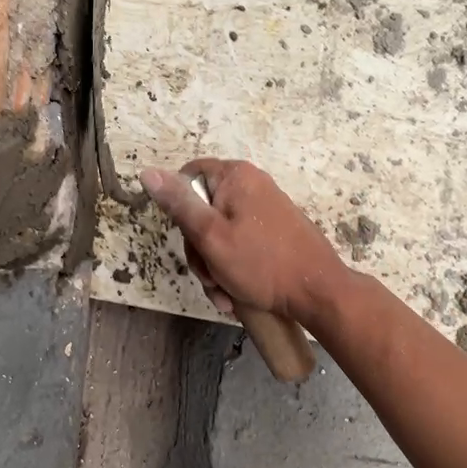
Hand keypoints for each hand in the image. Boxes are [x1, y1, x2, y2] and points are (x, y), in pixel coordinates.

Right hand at [140, 159, 348, 322]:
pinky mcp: (274, 231)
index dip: (179, 206)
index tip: (186, 234)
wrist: (319, 293)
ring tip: (224, 293)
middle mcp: (251, 185)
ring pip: (219, 234)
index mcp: (236, 176)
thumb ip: (178, 203)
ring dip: (214, 267)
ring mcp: (264, 209)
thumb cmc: (261, 263)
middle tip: (208, 275)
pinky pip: (240, 245)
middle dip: (199, 250)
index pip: (188, 176)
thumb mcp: (210, 235)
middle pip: (202, 210)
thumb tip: (147, 172)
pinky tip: (235, 295)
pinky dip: (233, 269)